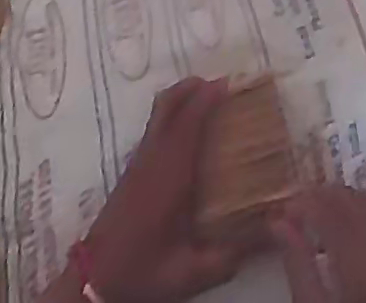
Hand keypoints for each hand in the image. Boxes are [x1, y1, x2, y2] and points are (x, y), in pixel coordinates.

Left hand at [75, 78, 241, 302]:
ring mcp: (140, 159)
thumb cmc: (143, 270)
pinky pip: (156, 124)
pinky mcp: (133, 168)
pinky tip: (190, 131)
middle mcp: (154, 156)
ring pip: (160, 111)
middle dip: (195, 86)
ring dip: (183, 96)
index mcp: (170, 172)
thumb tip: (273, 235)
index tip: (232, 83)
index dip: (209, 96)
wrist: (92, 281)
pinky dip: (175, 113)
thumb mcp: (191, 272)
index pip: (190, 120)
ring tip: (209, 100)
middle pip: (169, 103)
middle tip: (223, 86)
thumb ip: (231, 254)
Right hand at [273, 187, 365, 302]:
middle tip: (294, 207)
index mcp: (362, 265)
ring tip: (312, 214)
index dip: (304, 201)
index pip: (331, 209)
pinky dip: (356, 214)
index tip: (282, 207)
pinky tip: (337, 227)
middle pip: (352, 201)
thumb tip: (277, 221)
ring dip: (339, 201)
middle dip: (321, 196)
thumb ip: (296, 263)